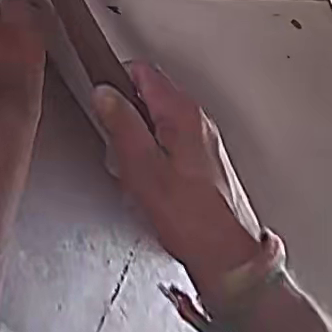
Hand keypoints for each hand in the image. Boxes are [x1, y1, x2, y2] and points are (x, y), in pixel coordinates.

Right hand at [93, 62, 262, 300]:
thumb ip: (120, 122)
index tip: (102, 102)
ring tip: (133, 173)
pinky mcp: (202, 161)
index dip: (115, 81)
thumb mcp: (141, 166)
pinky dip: (151, 158)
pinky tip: (148, 186)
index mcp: (181, 112)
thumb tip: (103, 93)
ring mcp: (202, 140)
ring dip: (137, 141)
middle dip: (125, 117)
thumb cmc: (192, 219)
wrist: (230, 261)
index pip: (142, 70)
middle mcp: (196, 119)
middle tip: (117, 146)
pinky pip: (166, 143)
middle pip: (147, 95)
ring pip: (155, 121)